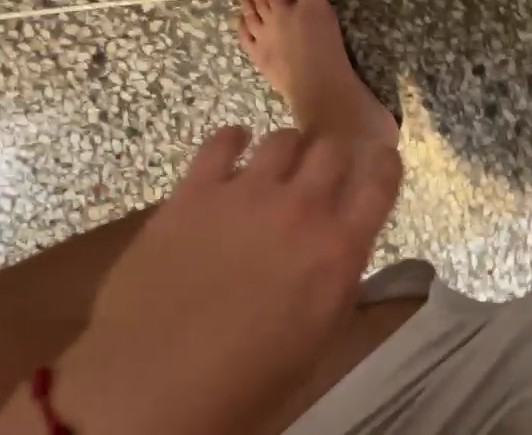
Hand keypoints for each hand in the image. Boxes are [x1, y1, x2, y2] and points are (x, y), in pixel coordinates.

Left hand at [50, 127, 401, 434]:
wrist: (148, 393)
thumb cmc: (244, 385)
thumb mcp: (318, 340)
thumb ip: (339, 280)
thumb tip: (344, 250)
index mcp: (338, 248)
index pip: (382, 179)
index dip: (384, 163)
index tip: (377, 162)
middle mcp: (301, 209)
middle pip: (333, 148)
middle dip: (331, 159)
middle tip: (318, 177)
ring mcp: (246, 194)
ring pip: (283, 138)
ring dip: (287, 152)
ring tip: (274, 169)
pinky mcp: (194, 192)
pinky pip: (223, 140)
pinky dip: (234, 140)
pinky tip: (233, 151)